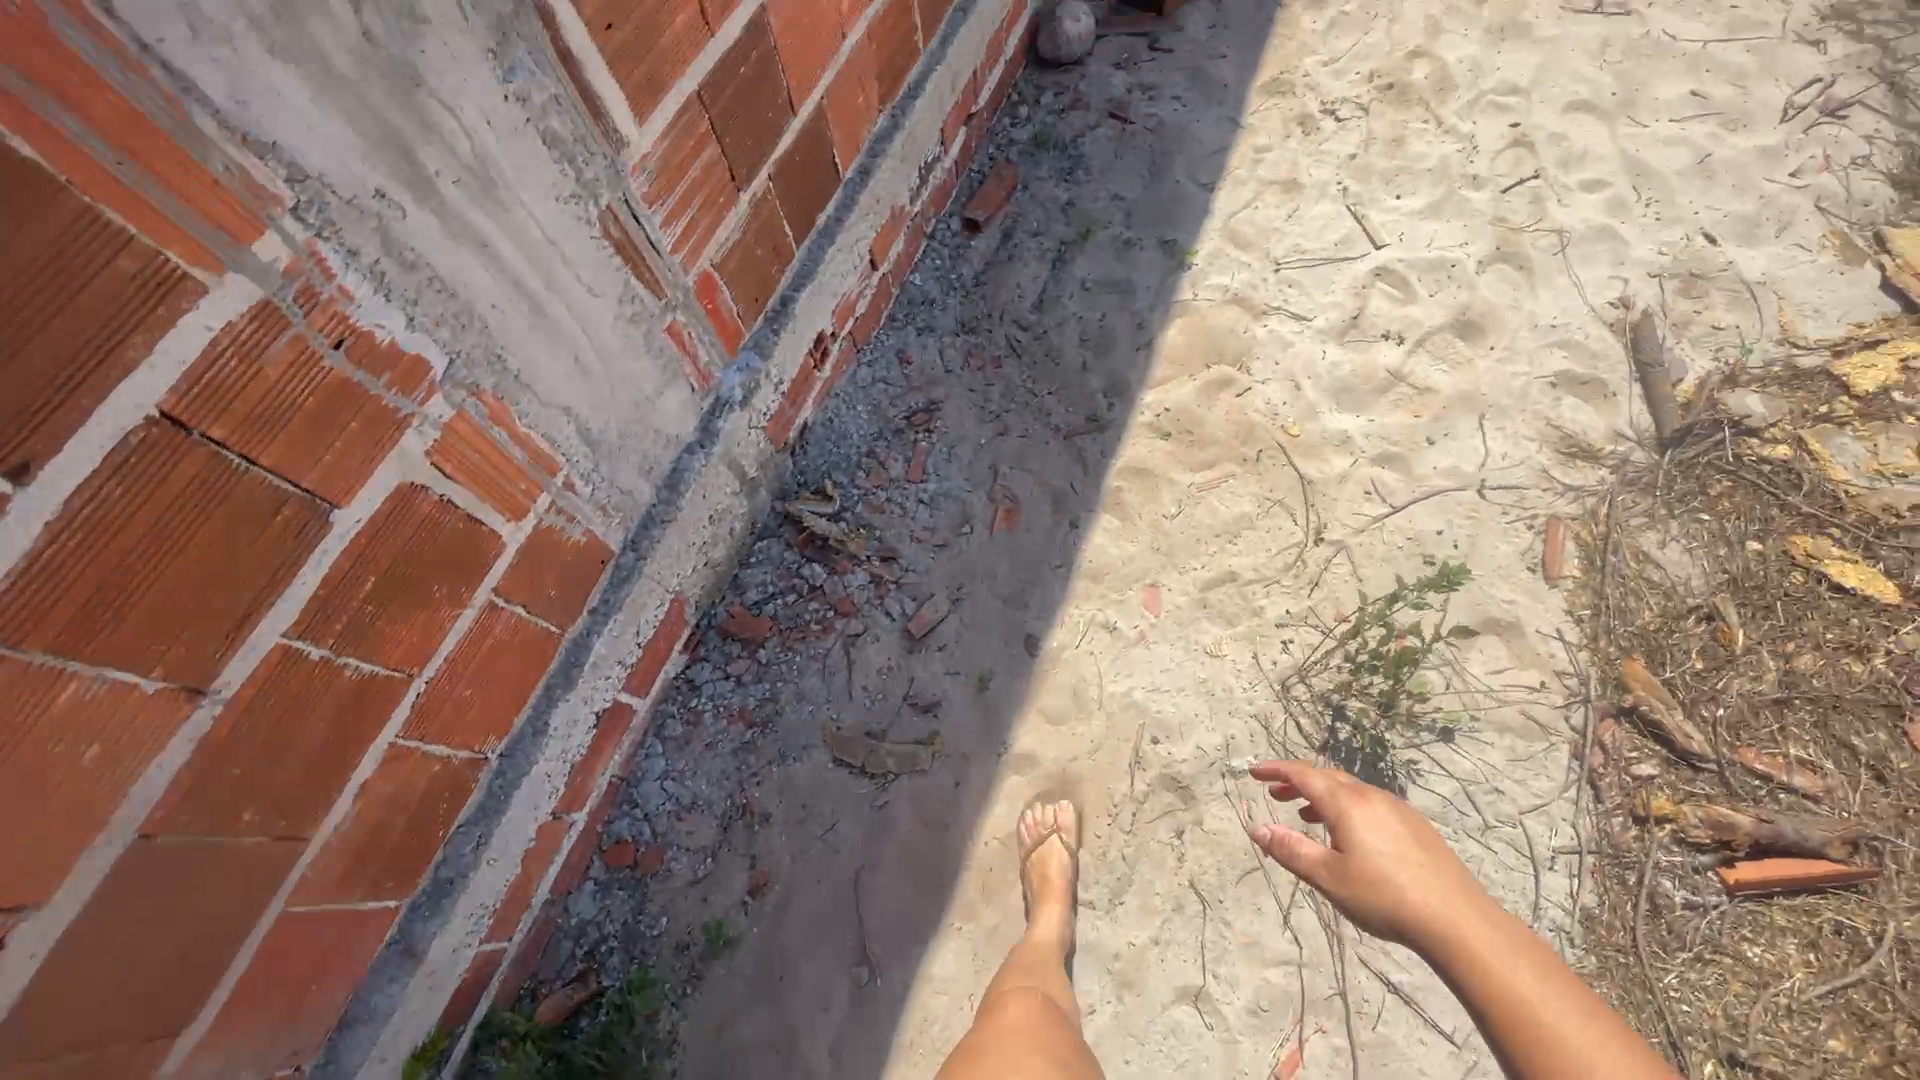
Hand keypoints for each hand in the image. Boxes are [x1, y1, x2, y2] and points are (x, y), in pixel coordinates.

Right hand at [1243, 760, 1492, 950]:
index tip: (1253, 772)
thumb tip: (1257, 828)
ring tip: (1306, 816)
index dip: (1276, 770)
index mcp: (1347, 804)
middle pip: (1327, 778)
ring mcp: (1398, 810)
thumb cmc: (1384, 897)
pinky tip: (1349, 836)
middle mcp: (1372, 797)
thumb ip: (1290, 850)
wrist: (1457, 920)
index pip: (1303, 774)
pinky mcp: (1416, 826)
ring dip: (1323, 797)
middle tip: (1275, 795)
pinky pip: (1371, 804)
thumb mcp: (1328, 877)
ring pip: (1351, 791)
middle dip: (1297, 782)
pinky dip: (1347, 808)